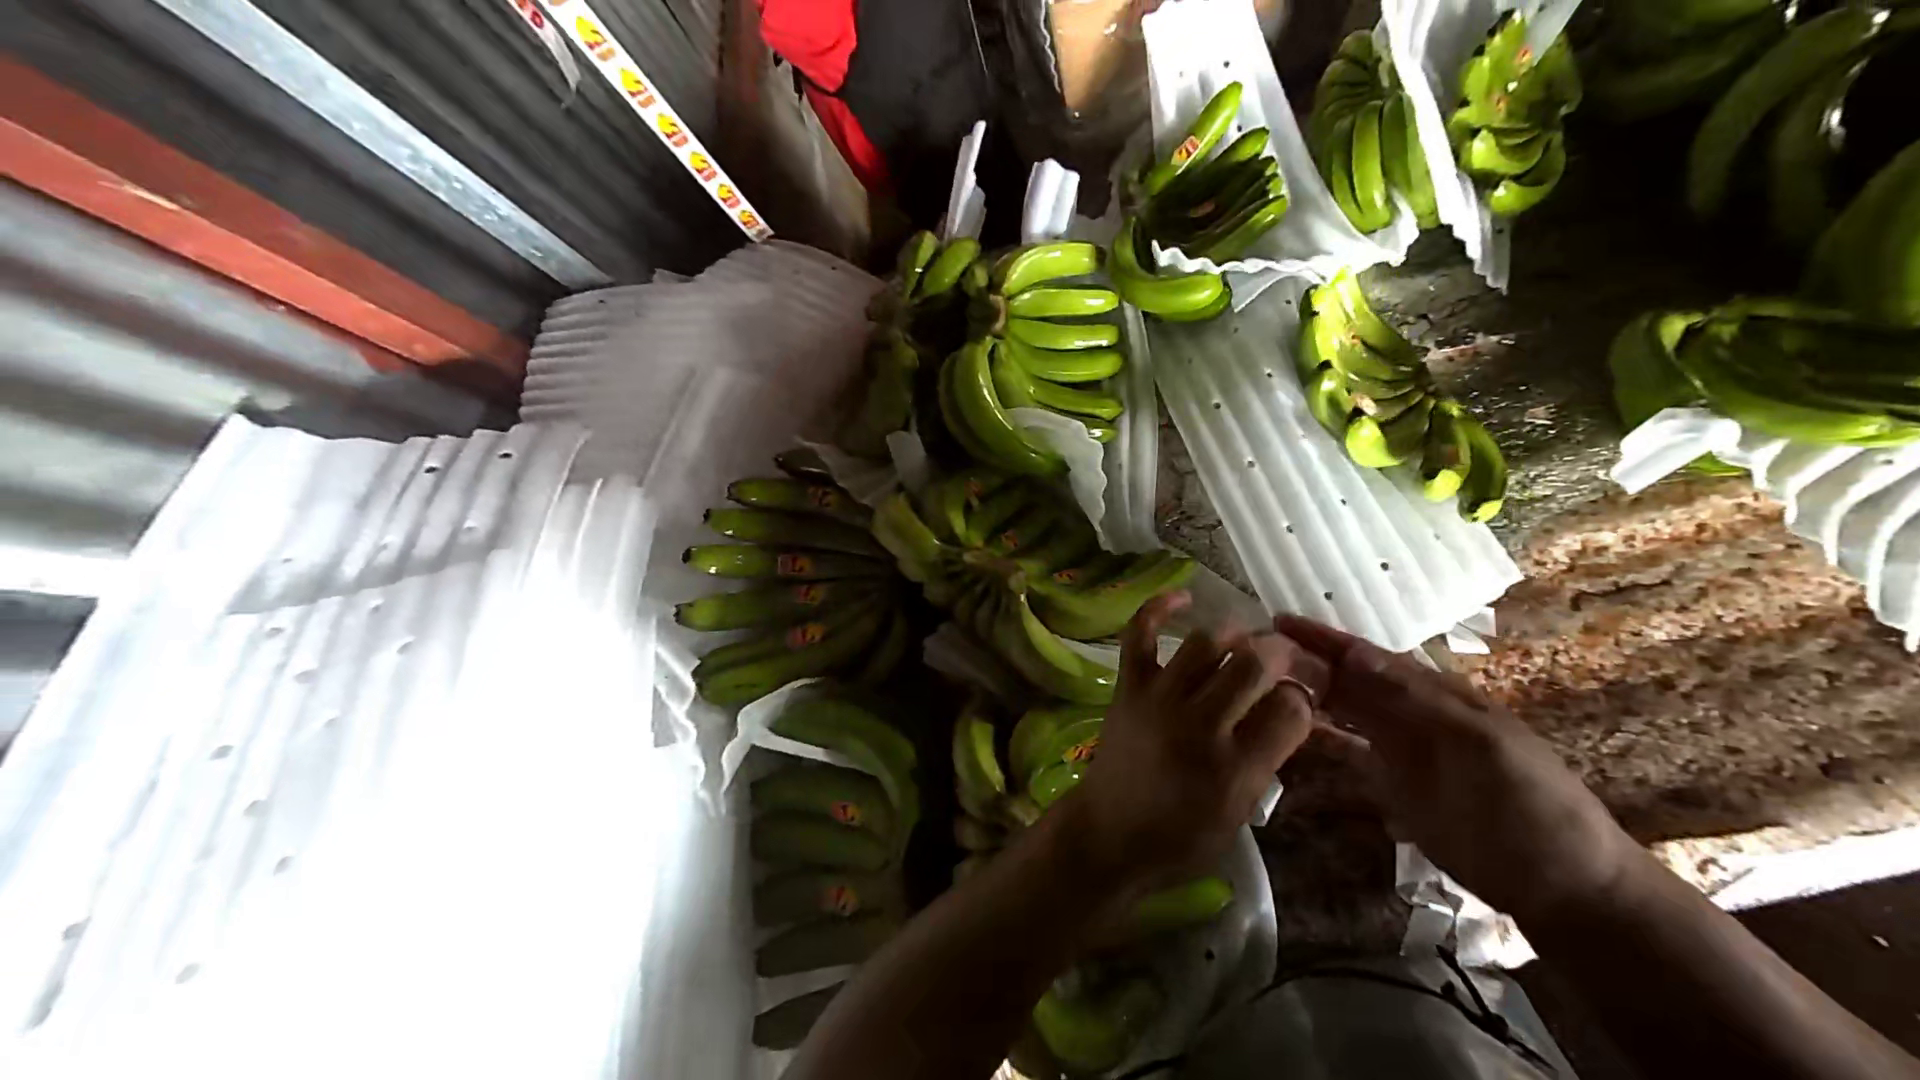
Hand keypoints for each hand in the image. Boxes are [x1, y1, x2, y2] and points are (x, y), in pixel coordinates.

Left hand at [1059, 593, 1326, 892]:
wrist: (1110, 833)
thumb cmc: (1181, 835)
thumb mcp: (1241, 810)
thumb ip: (1269, 758)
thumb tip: (1294, 711)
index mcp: (1236, 766)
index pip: (1291, 708)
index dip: (1306, 697)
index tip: (1304, 697)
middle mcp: (1200, 723)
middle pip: (1255, 663)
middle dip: (1283, 655)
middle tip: (1286, 662)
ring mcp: (1159, 698)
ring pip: (1207, 642)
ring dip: (1235, 636)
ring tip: (1246, 645)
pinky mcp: (1129, 686)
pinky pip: (1139, 634)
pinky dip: (1158, 609)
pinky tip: (1184, 597)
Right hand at [1275, 615, 1644, 924]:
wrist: (1561, 884)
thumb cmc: (1530, 804)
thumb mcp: (1481, 742)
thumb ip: (1416, 697)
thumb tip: (1354, 654)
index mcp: (1434, 693)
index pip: (1367, 656)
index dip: (1324, 638)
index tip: (1277, 619)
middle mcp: (1408, 712)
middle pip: (1347, 678)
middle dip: (1304, 660)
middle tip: (1250, 651)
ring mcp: (1396, 747)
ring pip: (1340, 709)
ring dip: (1304, 692)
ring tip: (1256, 682)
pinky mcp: (1388, 782)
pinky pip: (1343, 749)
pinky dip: (1315, 736)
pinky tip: (1282, 729)